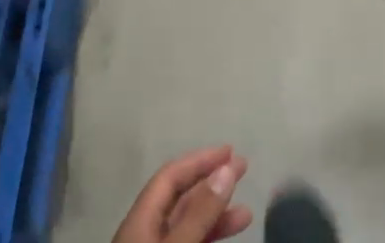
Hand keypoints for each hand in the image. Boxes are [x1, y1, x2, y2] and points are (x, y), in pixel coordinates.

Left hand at [112, 145, 252, 242]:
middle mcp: (142, 229)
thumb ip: (199, 212)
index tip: (230, 149)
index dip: (200, 159)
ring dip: (216, 213)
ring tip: (246, 212)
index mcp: (138, 218)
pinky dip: (208, 233)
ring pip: (186, 223)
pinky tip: (226, 231)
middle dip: (212, 181)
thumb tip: (227, 169)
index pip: (170, 176)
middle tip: (243, 168)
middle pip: (179, 197)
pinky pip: (187, 240)